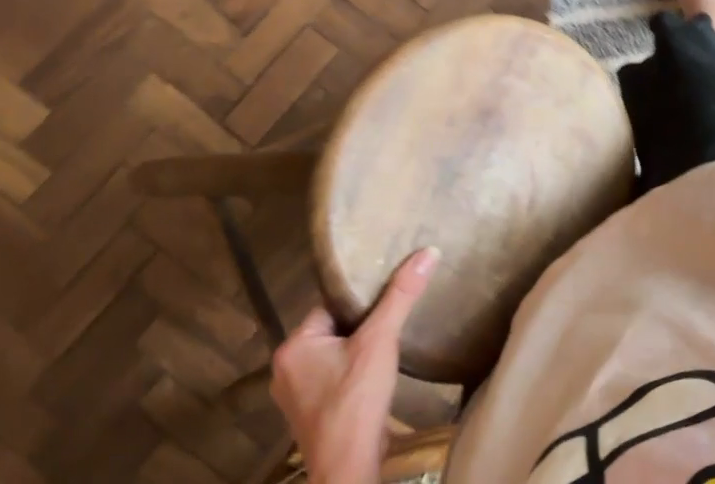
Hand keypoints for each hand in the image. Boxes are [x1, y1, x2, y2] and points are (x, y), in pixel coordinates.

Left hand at [271, 248, 440, 483]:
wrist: (349, 467)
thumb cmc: (356, 400)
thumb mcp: (380, 340)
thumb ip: (401, 295)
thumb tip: (428, 251)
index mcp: (292, 347)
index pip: (331, 307)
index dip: (361, 300)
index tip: (389, 293)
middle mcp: (285, 370)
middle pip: (333, 330)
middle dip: (362, 325)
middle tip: (394, 317)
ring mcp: (295, 396)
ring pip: (334, 355)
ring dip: (359, 349)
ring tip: (389, 342)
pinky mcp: (310, 415)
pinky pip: (334, 377)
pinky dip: (354, 372)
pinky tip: (377, 373)